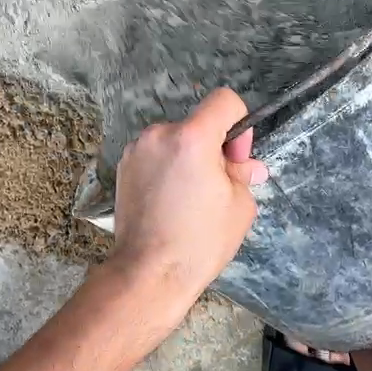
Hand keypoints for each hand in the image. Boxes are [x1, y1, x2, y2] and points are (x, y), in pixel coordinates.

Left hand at [108, 88, 267, 308]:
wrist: (149, 270)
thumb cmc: (199, 241)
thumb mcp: (239, 206)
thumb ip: (242, 173)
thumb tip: (248, 165)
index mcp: (192, 138)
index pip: (224, 100)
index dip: (238, 122)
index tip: (236, 155)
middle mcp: (160, 134)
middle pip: (198, 123)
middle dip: (213, 147)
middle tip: (218, 184)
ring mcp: (137, 148)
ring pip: (175, 140)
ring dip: (188, 157)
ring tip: (192, 197)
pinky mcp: (124, 164)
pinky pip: (156, 154)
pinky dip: (167, 167)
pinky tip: (170, 200)